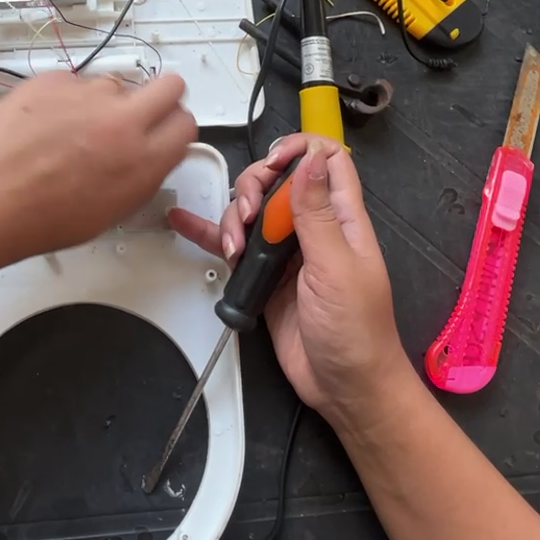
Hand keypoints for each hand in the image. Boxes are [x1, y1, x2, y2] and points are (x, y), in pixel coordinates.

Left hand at [0, 71, 196, 270]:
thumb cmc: (34, 220)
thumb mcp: (109, 212)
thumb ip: (140, 176)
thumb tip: (150, 156)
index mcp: (143, 161)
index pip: (186, 123)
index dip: (175, 127)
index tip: (163, 130)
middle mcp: (122, 121)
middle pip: (170, 85)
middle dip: (160, 97)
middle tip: (137, 113)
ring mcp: (87, 95)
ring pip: (117, 83)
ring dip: (105, 101)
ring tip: (73, 130)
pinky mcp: (53, 80)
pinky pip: (74, 80)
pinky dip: (66, 97)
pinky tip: (45, 124)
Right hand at [168, 136, 417, 427]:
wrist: (343, 388)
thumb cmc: (356, 331)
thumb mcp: (337, 268)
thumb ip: (318, 213)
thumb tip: (311, 158)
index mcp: (343, 218)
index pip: (327, 161)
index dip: (299, 150)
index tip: (272, 166)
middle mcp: (314, 227)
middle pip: (278, 181)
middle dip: (254, 187)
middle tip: (247, 215)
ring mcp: (286, 251)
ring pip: (252, 210)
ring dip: (233, 217)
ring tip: (233, 246)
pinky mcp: (264, 274)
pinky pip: (235, 245)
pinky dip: (210, 233)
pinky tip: (184, 221)